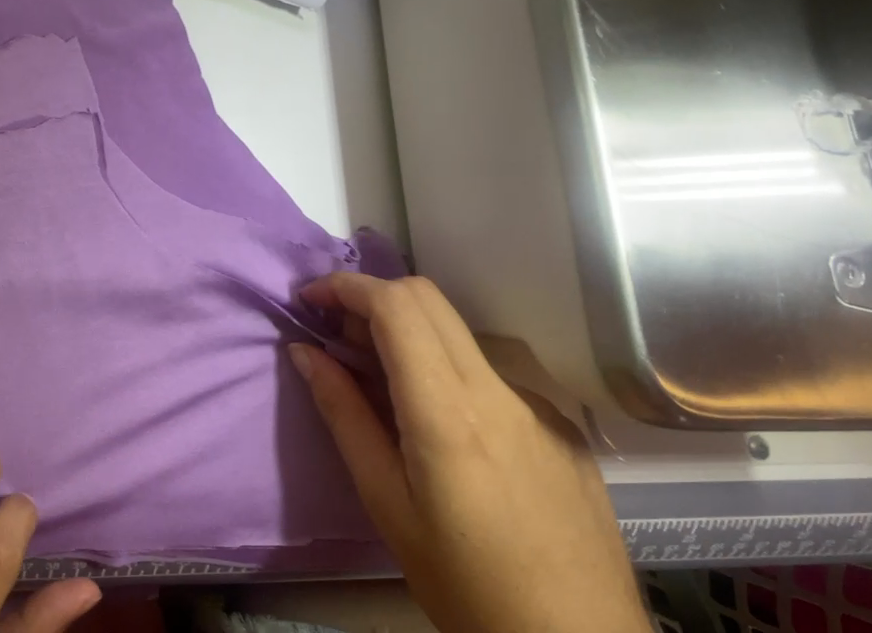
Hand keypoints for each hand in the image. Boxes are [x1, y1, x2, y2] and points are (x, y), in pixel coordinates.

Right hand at [288, 272, 650, 632]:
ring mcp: (541, 406)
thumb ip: (343, 415)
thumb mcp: (385, 502)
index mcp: (450, 411)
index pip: (397, 305)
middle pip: (429, 300)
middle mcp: (502, 391)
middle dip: (371, 300)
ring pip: (460, 333)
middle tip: (336, 338)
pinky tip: (442, 427)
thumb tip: (305, 352)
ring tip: (381, 385)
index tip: (309, 302)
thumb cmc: (464, 583)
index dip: (346, 287)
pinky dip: (449, 370)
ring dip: (410, 334)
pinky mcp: (565, 427)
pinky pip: (493, 372)